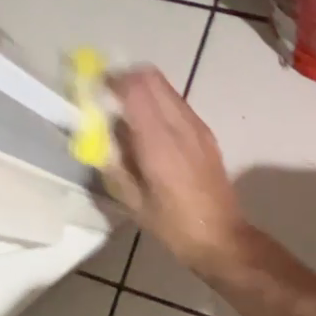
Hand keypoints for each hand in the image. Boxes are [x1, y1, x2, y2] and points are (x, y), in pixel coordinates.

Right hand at [103, 67, 250, 271]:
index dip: (111, 82)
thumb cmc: (173, 226)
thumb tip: (102, 135)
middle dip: (126, 81)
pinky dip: (158, 105)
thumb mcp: (133, 200)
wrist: (221, 238)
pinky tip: (149, 133)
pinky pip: (177, 105)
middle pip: (151, 78)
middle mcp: (180, 125)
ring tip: (126, 116)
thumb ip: (115, 163)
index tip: (94, 91)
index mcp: (159, 142)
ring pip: (166, 88)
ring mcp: (197, 127)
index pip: (135, 88)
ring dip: (143, 92)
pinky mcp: (206, 134)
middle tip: (108, 99)